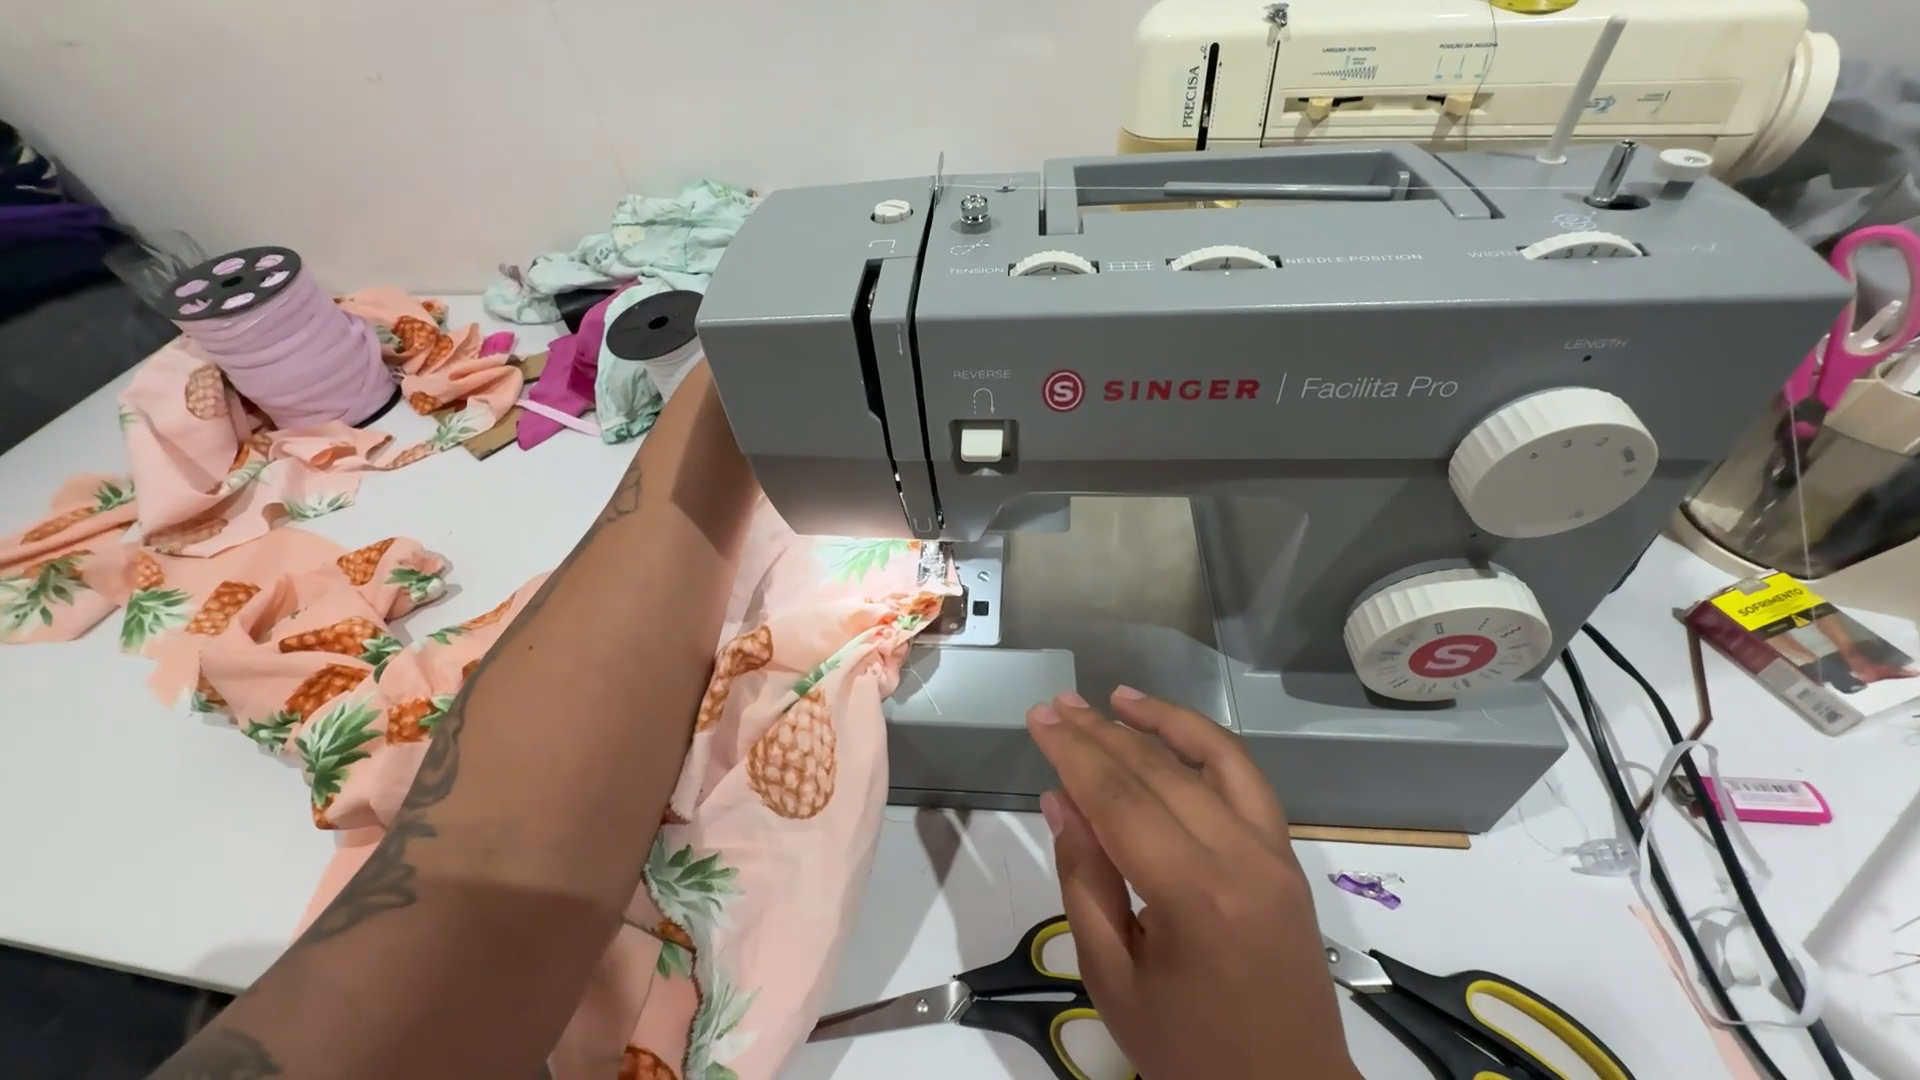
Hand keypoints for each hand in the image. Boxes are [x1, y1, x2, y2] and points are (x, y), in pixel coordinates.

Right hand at [1027, 688, 1360, 1079]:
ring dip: (1157, 721)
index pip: (1118, 798)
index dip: (1072, 752)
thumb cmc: (1186, 1047)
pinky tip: (1172, 729)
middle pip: (1157, 770)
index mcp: (1191, 894)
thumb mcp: (1111, 977)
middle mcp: (1239, 856)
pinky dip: (1207, 743)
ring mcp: (1272, 850)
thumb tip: (1061, 798)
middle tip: (1056, 705)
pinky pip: (1246, 779)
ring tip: (1112, 698)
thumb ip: (1084, 878)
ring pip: (1210, 758)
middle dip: (1099, 733)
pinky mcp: (1285, 853)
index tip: (1038, 718)